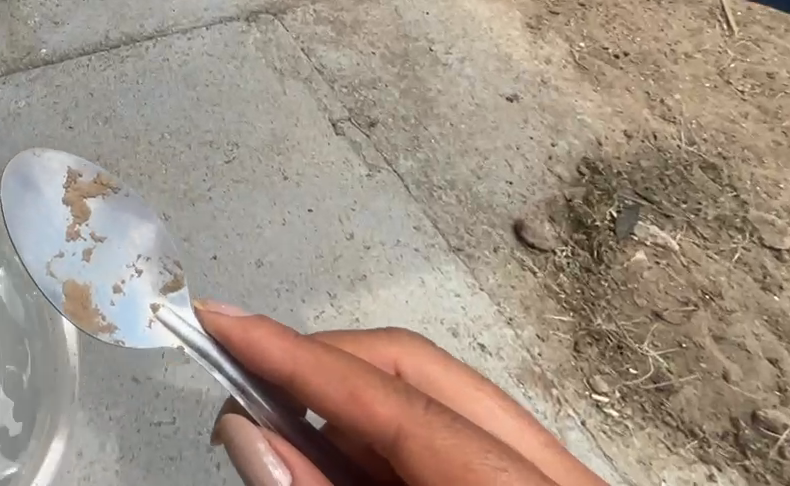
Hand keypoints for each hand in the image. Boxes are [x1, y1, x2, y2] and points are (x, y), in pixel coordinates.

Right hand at [195, 304, 609, 485]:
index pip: (397, 404)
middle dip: (319, 367)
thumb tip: (241, 431)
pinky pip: (442, 438)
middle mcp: (571, 485)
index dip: (297, 356)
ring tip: (286, 448)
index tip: (218, 321)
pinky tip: (338, 477)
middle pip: (420, 373)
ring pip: (430, 398)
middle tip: (243, 382)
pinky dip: (372, 446)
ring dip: (341, 412)